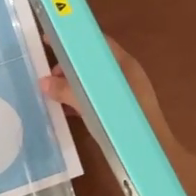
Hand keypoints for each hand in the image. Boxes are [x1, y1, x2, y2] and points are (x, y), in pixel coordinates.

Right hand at [39, 38, 172, 143]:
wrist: (152, 156)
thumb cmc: (124, 125)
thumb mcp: (90, 105)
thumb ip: (67, 91)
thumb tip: (43, 82)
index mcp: (124, 65)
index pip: (96, 42)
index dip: (72, 39)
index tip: (49, 40)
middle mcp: (126, 75)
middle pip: (93, 62)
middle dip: (69, 65)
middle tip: (49, 75)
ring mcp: (125, 93)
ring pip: (93, 81)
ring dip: (73, 85)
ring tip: (52, 93)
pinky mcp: (122, 111)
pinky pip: (97, 97)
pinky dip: (81, 99)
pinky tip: (65, 110)